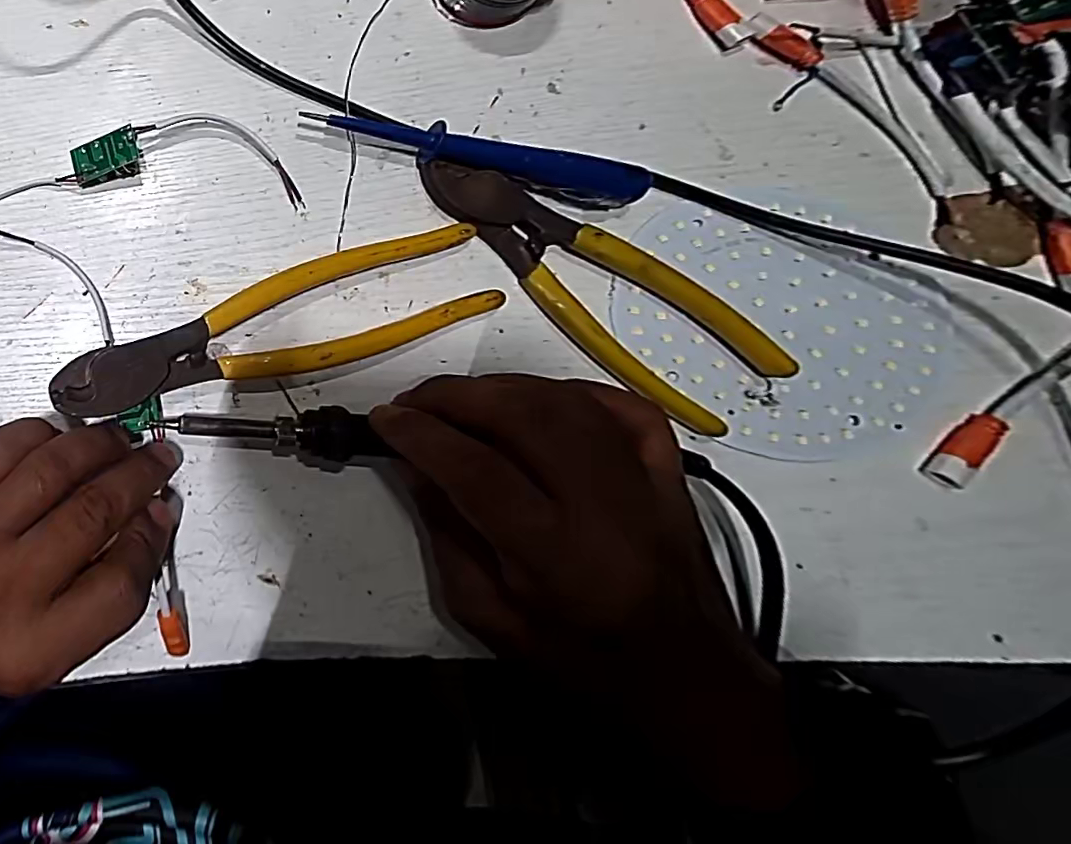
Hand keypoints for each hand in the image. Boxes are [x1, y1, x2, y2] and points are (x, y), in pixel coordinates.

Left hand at [0, 419, 181, 698]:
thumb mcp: (58, 648)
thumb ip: (112, 592)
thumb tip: (150, 518)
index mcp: (33, 642)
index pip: (119, 584)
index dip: (152, 539)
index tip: (161, 513)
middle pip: (92, 513)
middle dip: (139, 477)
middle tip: (157, 460)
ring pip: (56, 467)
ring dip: (102, 445)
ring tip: (121, 442)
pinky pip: (11, 442)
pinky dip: (49, 432)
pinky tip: (65, 440)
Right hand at [369, 375, 743, 675]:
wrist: (689, 686)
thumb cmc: (575, 658)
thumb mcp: (484, 611)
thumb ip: (443, 531)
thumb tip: (411, 463)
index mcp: (557, 558)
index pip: (477, 470)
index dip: (420, 435)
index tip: (383, 420)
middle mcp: (607, 511)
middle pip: (524, 416)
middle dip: (453, 396)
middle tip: (413, 404)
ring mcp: (646, 484)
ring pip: (564, 400)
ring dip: (497, 387)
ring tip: (457, 400)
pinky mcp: (667, 473)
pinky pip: (618, 406)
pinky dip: (565, 391)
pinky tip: (530, 401)